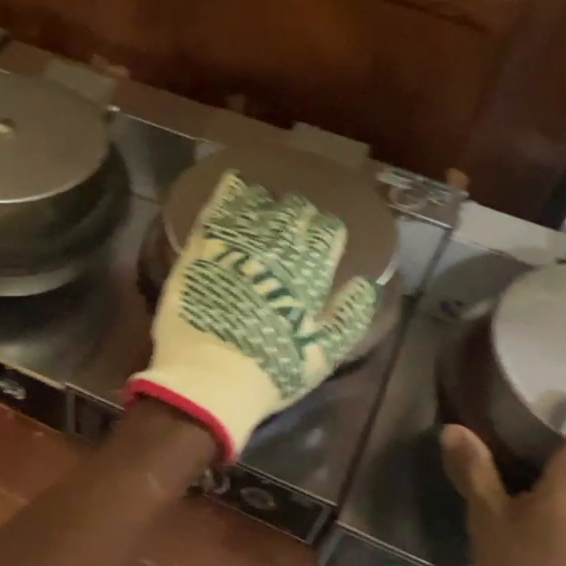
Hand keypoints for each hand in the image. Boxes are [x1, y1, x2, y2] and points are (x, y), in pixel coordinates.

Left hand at [128, 170, 378, 461]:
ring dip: (264, 201)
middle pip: (293, 214)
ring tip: (264, 199)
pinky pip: (216, 212)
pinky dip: (226, 195)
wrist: (209, 381)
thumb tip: (365, 285)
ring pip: (257, 207)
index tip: (322, 238)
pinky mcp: (200, 251)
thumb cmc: (269, 374)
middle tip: (293, 218)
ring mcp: (235, 247)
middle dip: (297, 213)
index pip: (327, 234)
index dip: (326, 233)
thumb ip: (348, 316)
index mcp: (310, 273)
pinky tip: (231, 184)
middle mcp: (276, 250)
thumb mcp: (322, 356)